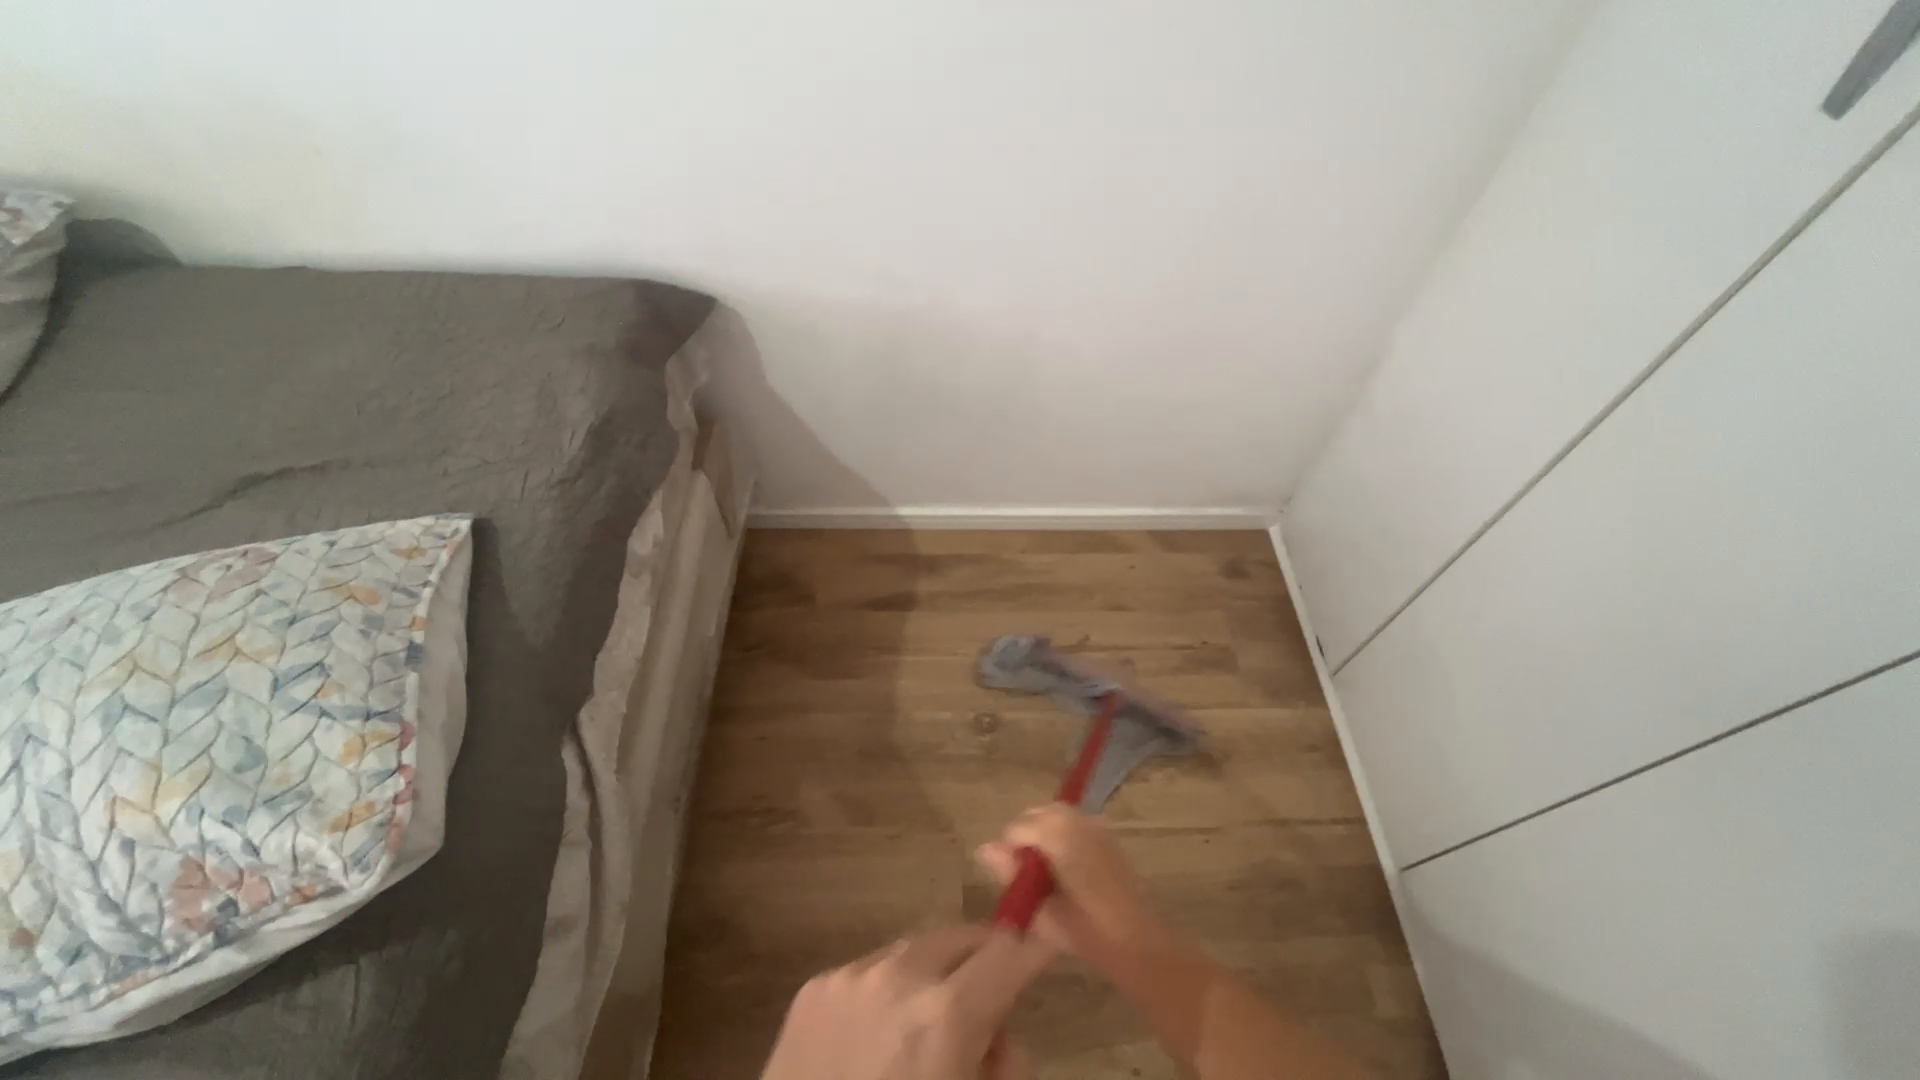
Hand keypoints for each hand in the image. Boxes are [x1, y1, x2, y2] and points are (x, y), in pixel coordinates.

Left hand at [761, 924, 1055, 1079]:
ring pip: (916, 948)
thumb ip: (1002, 1066)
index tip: (1043, 956)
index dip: (1032, 954)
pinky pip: (871, 969)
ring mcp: (852, 975)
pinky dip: (888, 988)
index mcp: (948, 1014)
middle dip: (985, 958)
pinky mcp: (815, 986)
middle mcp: (900, 976)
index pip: (1010, 951)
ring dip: (935, 972)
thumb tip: (1000, 1035)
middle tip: (989, 998)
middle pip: (964, 935)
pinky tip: (878, 1034)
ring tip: (927, 1023)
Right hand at [974, 804, 1171, 969]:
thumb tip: (984, 849)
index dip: (1009, 849)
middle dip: (1025, 835)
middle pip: (1039, 813)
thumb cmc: (1085, 931)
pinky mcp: (1110, 838)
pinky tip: (1065, 866)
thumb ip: (1010, 873)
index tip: (1011, 876)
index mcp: (1061, 837)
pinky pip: (1077, 824)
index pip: (1019, 827)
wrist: (1135, 943)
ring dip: (1044, 832)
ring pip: (1058, 815)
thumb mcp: (1039, 909)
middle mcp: (1079, 822)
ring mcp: (1098, 827)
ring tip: (1043, 869)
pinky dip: (1063, 835)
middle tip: (1024, 872)